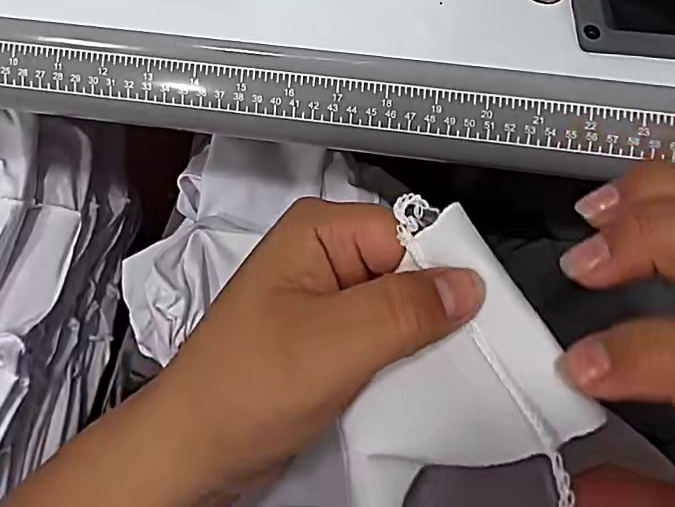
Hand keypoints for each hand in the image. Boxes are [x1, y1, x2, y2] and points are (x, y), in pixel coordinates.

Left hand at [6, 197, 484, 506]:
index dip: (442, 270)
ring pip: (394, 301)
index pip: (404, 231)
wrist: (197, 446)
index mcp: (318, 228)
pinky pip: (377, 329)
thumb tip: (468, 283)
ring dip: (417, 335)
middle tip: (464, 351)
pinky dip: (398, 352)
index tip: (477, 315)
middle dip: (432, 306)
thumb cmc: (250, 383)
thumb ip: (406, 309)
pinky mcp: (324, 329)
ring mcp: (322, 291)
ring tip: (438, 370)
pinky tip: (412, 378)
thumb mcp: (336, 342)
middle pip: (402, 264)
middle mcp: (322, 250)